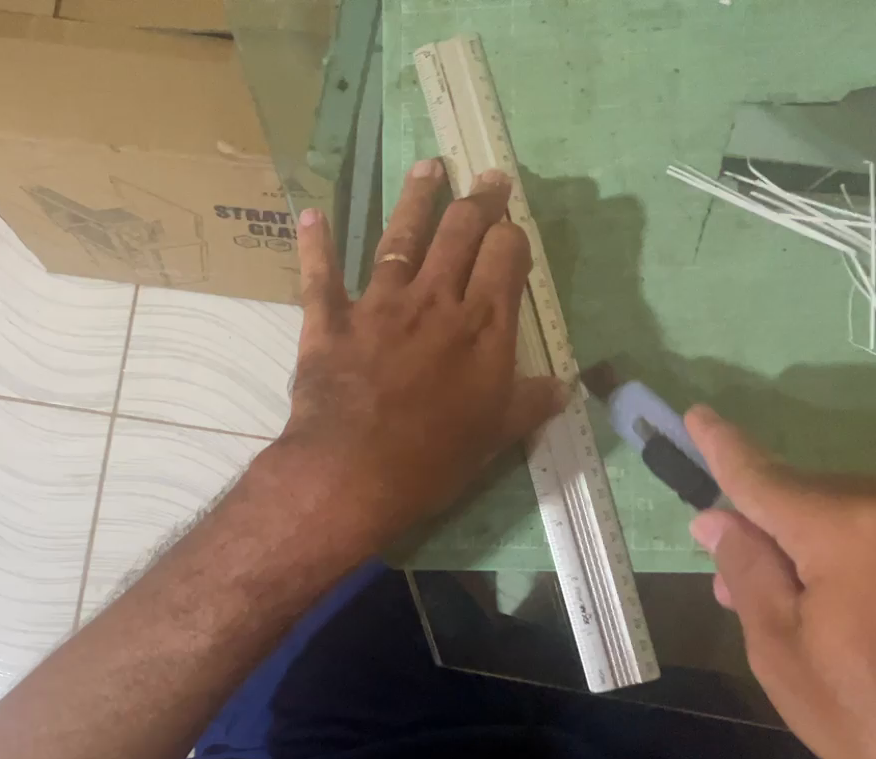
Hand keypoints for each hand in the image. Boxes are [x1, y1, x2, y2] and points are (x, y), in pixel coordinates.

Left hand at [257, 158, 566, 551]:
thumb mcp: (493, 439)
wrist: (352, 472)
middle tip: (487, 179)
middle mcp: (434, 301)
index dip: (510, 236)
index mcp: (482, 325)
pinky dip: (316, 244)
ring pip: (400, 237)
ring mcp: (378, 306)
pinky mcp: (329, 323)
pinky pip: (321, 275)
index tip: (510, 229)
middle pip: (460, 232)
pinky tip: (311, 215)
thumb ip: (527, 405)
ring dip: (415, 199)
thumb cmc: (431, 461)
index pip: (505, 256)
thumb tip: (564, 388)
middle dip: (477, 201)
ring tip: (428, 168)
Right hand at [681, 405, 875, 758]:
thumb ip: (748, 573)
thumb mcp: (784, 653)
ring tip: (797, 611)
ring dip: (815, 548)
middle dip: (768, 530)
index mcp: (854, 527)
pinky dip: (863, 557)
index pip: (764, 477)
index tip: (695, 414)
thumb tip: (718, 518)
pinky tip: (859, 614)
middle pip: (812, 498)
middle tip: (736, 588)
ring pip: (859, 516)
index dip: (722, 448)